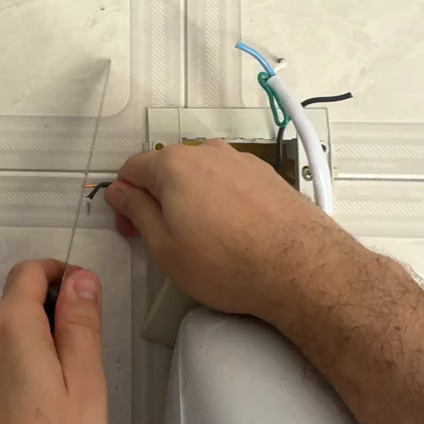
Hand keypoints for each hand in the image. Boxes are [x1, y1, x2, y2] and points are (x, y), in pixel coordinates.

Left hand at [0, 259, 109, 423]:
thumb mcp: (83, 389)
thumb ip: (80, 326)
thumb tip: (79, 278)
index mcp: (9, 329)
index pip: (28, 273)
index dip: (59, 274)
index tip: (83, 297)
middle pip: (13, 309)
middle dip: (48, 320)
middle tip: (81, 365)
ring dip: (28, 353)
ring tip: (56, 404)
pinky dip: (8, 379)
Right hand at [104, 140, 395, 323]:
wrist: (302, 270)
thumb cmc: (230, 262)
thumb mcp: (164, 246)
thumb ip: (136, 211)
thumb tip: (120, 192)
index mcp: (173, 164)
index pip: (132, 169)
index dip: (123, 199)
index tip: (129, 225)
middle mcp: (207, 153)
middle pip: (166, 169)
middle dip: (156, 198)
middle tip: (160, 236)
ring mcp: (241, 162)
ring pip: (200, 175)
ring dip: (190, 199)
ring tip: (201, 239)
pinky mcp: (267, 176)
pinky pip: (230, 183)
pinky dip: (221, 201)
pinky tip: (230, 233)